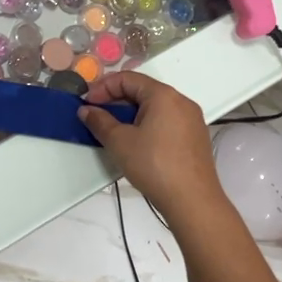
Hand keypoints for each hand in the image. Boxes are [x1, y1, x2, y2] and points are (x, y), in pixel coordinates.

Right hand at [78, 71, 224, 220]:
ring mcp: (192, 120)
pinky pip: (166, 121)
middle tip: (97, 116)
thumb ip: (99, 121)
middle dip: (116, 101)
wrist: (193, 202)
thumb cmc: (154, 165)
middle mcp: (181, 101)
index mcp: (164, 95)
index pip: (127, 79)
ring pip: (155, 107)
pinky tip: (137, 143)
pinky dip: (148, 125)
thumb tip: (86, 110)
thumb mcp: (119, 141)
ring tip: (114, 131)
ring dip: (131, 114)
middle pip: (143, 91)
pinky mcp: (196, 138)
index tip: (87, 104)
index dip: (103, 88)